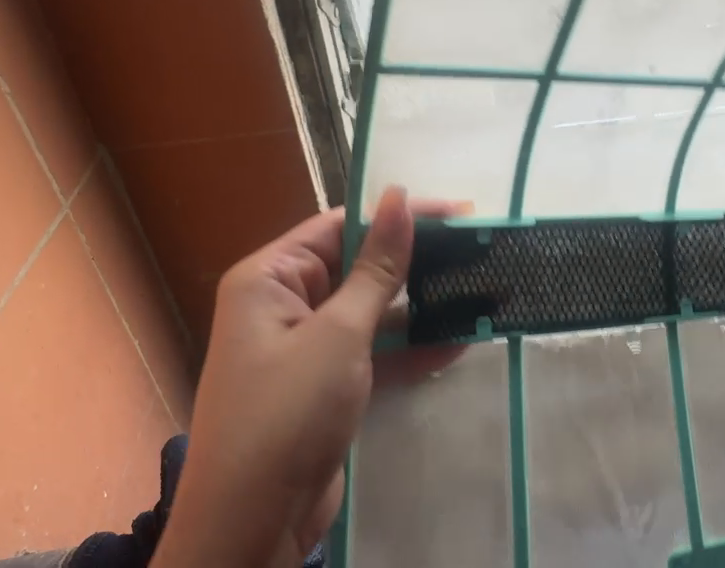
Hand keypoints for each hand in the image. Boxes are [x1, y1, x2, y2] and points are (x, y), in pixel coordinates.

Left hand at [154, 187, 457, 567]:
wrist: (249, 528)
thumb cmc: (288, 413)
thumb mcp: (339, 333)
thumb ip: (377, 267)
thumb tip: (397, 197)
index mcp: (270, 278)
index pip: (342, 227)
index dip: (399, 215)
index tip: (461, 212)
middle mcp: (282, 303)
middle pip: (357, 266)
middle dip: (413, 261)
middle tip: (475, 249)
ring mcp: (302, 347)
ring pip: (369, 310)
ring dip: (417, 307)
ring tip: (474, 290)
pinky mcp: (322, 385)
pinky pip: (370, 350)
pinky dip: (407, 349)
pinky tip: (456, 342)